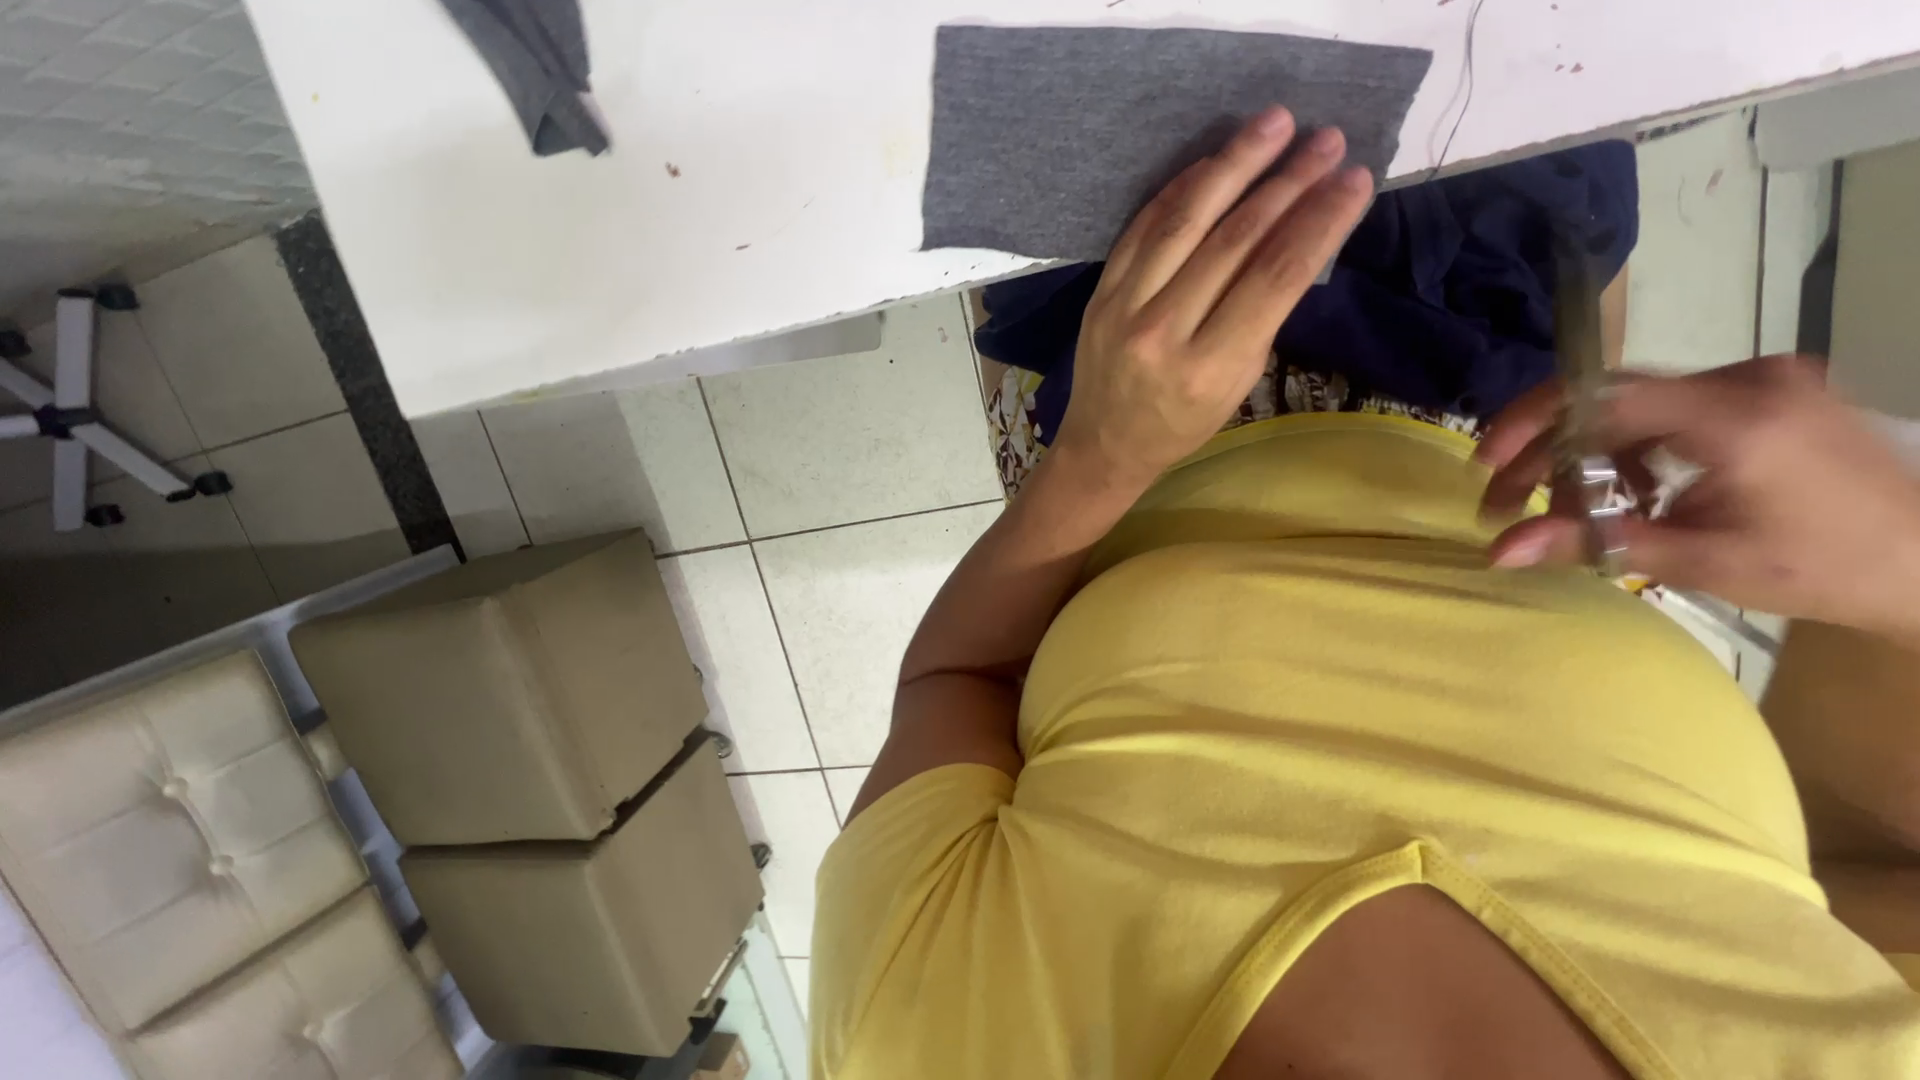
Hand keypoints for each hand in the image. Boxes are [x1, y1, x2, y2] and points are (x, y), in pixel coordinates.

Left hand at [1050, 107, 1374, 489]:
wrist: (1104, 445)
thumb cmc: (1182, 424)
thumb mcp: (1237, 385)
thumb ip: (1262, 317)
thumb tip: (1295, 233)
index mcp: (1209, 367)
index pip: (1275, 277)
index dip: (1320, 221)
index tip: (1355, 178)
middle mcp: (1164, 332)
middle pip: (1235, 240)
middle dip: (1287, 183)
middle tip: (1325, 140)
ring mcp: (1124, 308)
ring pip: (1185, 221)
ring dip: (1234, 165)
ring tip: (1275, 123)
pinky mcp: (1100, 292)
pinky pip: (1143, 227)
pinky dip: (1181, 189)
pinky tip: (1215, 162)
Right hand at [1476, 355, 1919, 635]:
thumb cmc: (1825, 569)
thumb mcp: (1699, 560)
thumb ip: (1592, 542)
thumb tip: (1497, 551)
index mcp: (1736, 415)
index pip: (1600, 395)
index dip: (1529, 425)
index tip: (1486, 466)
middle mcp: (1748, 378)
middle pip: (1609, 399)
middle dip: (1547, 449)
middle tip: (1508, 500)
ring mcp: (1762, 380)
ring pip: (1633, 405)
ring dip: (1588, 453)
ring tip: (1572, 506)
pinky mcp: (1768, 392)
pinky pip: (1669, 409)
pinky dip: (1632, 448)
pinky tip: (1633, 490)